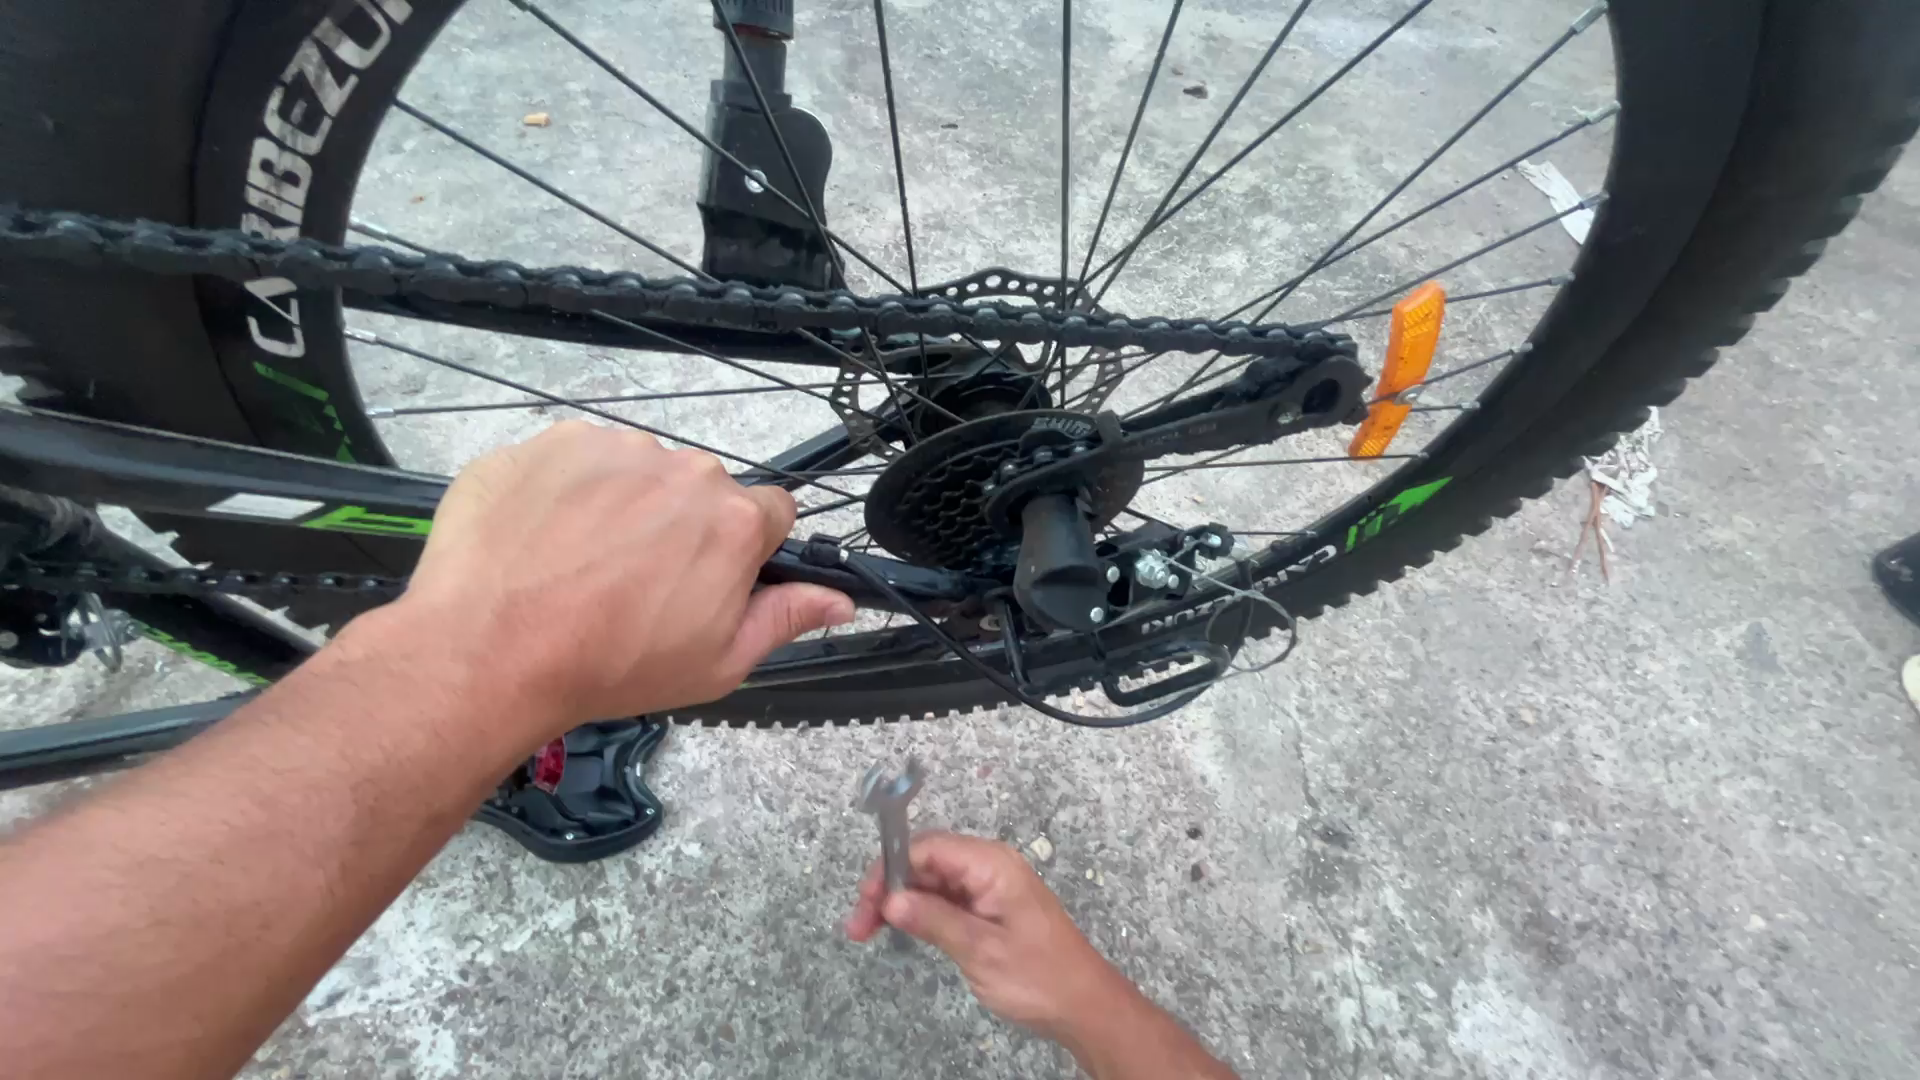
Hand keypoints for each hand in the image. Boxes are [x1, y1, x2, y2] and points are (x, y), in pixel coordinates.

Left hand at [380, 420, 853, 737]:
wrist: (489, 651)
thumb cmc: (615, 665)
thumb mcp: (720, 661)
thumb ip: (787, 618)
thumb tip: (844, 600)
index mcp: (735, 520)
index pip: (774, 511)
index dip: (750, 547)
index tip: (715, 577)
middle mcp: (686, 469)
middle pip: (707, 490)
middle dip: (688, 526)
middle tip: (642, 579)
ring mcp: (616, 447)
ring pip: (646, 470)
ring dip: (632, 503)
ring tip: (587, 558)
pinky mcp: (554, 440)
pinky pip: (585, 457)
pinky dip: (576, 487)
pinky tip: (549, 534)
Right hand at [844, 831, 1131, 1040]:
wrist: (1083, 1004)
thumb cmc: (1038, 975)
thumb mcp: (981, 950)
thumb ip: (934, 920)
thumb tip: (890, 899)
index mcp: (991, 862)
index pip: (928, 847)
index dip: (891, 867)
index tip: (865, 900)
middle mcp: (988, 864)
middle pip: (926, 860)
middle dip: (888, 885)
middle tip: (858, 924)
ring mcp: (988, 883)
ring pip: (932, 878)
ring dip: (900, 900)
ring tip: (867, 930)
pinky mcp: (988, 904)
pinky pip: (946, 895)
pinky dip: (920, 910)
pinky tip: (900, 927)